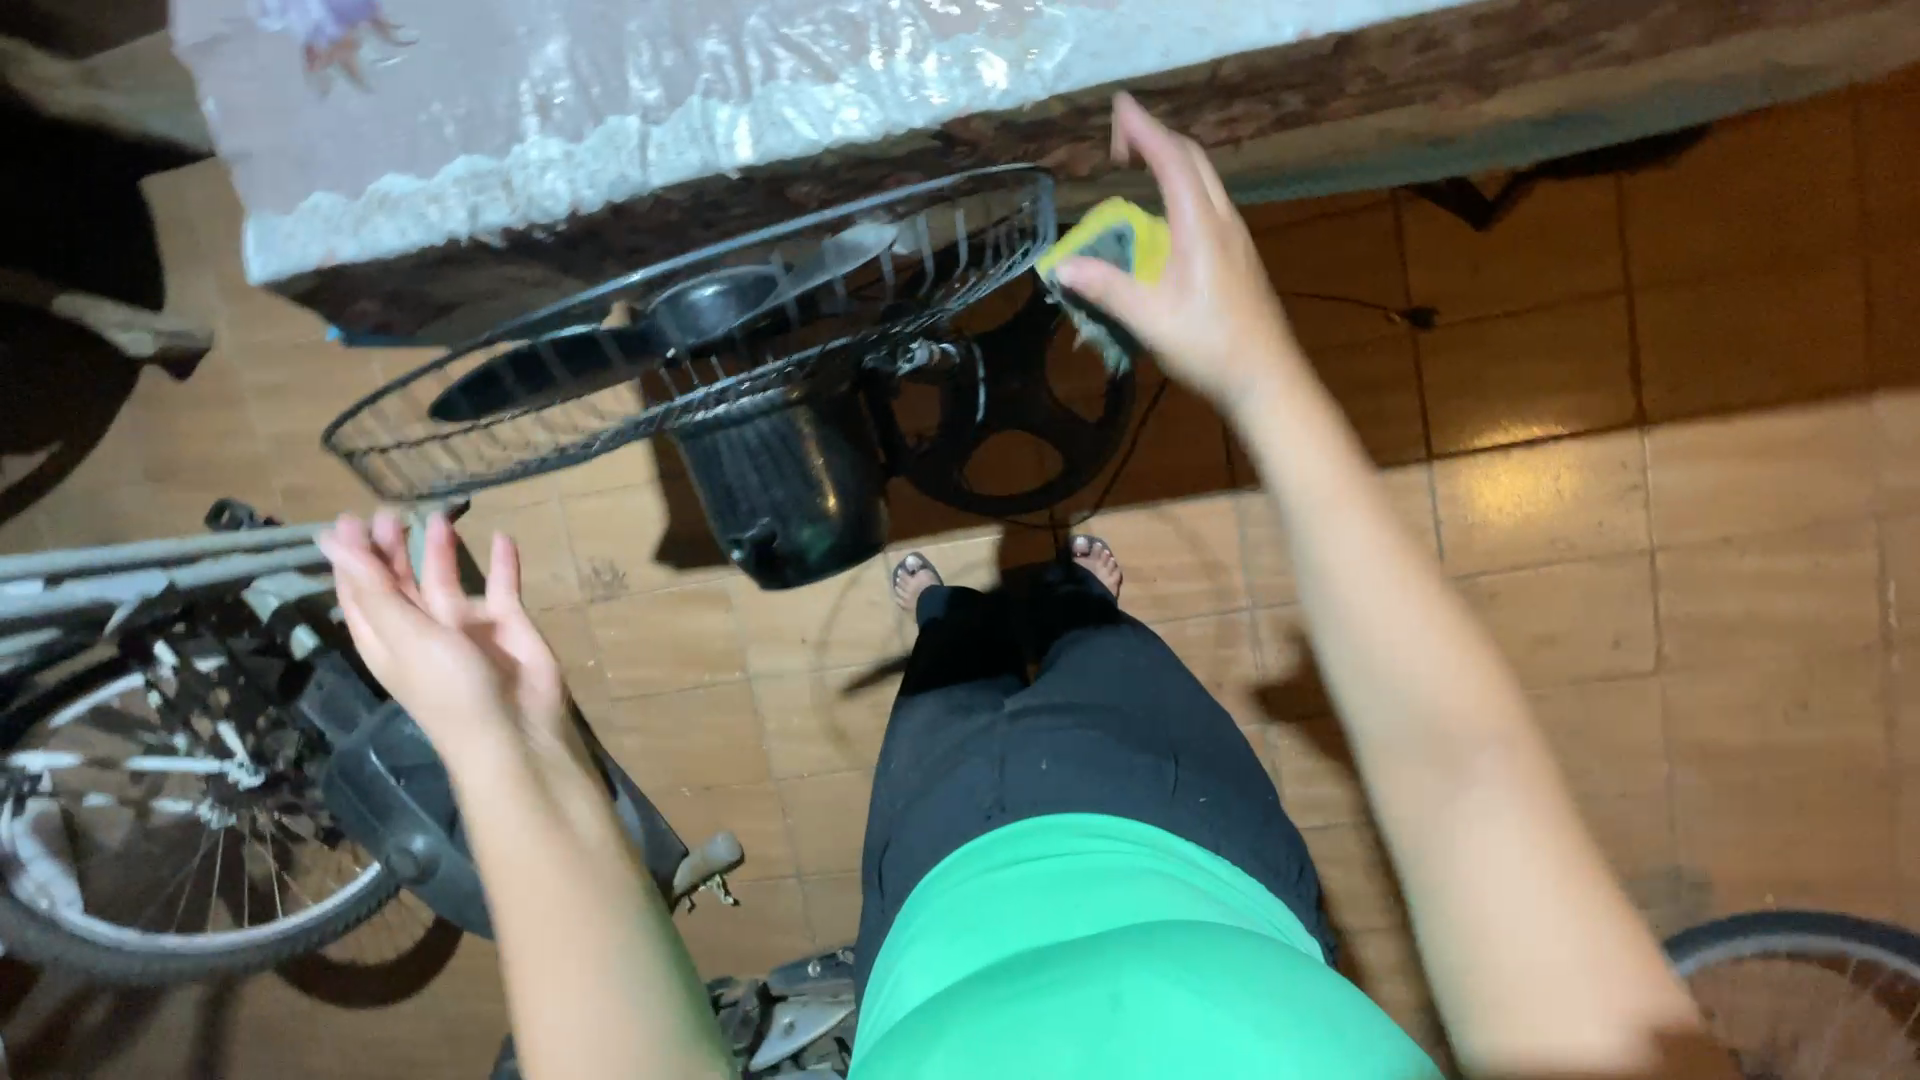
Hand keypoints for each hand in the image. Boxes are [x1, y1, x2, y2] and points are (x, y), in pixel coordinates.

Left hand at [316, 510, 578, 776]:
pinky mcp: (506, 621)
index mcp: (386, 637)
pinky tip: (502, 538)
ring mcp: (465, 624)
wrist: (514, 726)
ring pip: (447, 577)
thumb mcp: (405, 636)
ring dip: (441, 549)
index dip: (351, 558)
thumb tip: (335, 541)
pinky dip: (502, 563)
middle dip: (391, 548)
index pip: (359, 591)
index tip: (348, 520)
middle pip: (399, 580)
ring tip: (438, 517)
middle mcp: (421, 627)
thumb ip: (375, 588)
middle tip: (391, 513)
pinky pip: (502, 585)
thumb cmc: (450, 688)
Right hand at [1053, 93, 1305, 414]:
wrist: (1265, 378)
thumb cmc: (1209, 346)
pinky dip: (1183, 190)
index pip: (1171, 160)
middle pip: (1194, 160)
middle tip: (1122, 139)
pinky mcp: (1239, 258)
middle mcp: (1222, 222)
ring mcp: (1236, 239)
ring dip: (1173, 162)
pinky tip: (1168, 217)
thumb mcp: (1150, 320)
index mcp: (1200, 228)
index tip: (1118, 108)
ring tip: (1141, 166)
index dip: (1144, 130)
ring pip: (1206, 181)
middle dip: (1158, 138)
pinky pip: (1209, 205)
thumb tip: (1062, 267)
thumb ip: (1106, 289)